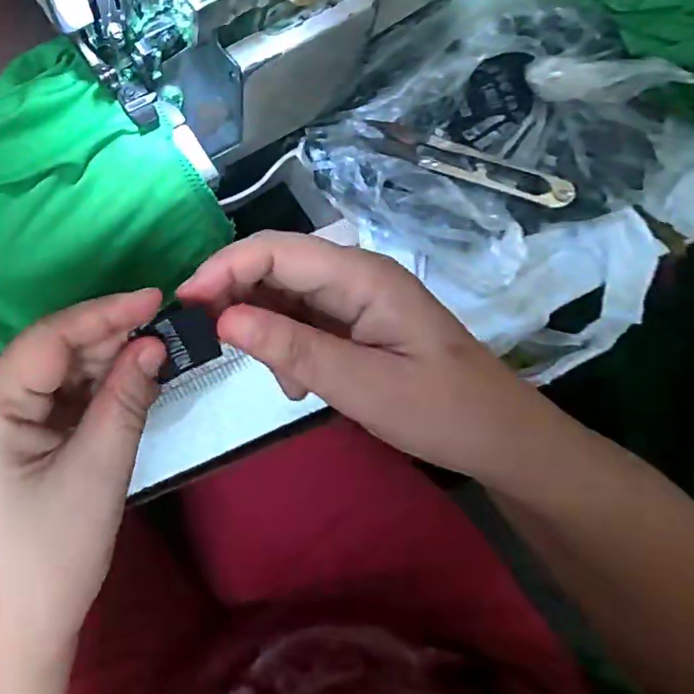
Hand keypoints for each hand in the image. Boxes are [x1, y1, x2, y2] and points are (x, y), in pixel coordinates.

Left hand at [0, 289, 166, 693]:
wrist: (24, 629)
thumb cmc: (54, 554)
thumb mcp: (98, 471)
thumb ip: (125, 399)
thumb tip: (153, 343)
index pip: (49, 339)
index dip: (102, 313)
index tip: (153, 296)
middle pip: (52, 350)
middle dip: (107, 335)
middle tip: (163, 324)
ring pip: (58, 370)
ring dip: (105, 359)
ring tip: (154, 346)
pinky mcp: (17, 435)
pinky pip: (59, 395)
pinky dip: (95, 387)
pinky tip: (129, 376)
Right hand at [176, 233, 582, 488]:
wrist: (507, 443)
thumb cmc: (445, 413)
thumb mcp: (364, 387)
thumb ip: (291, 349)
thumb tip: (221, 318)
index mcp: (361, 275)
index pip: (275, 250)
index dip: (224, 267)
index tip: (186, 303)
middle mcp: (351, 273)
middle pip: (271, 262)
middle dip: (232, 291)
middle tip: (206, 334)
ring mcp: (350, 295)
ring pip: (278, 289)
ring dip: (257, 322)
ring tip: (269, 372)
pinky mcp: (349, 318)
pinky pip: (295, 315)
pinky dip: (279, 341)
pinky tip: (294, 381)